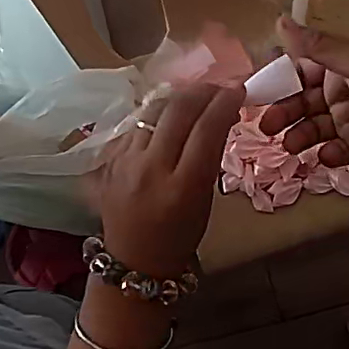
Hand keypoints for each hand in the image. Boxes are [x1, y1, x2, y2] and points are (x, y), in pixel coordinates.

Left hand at [88, 81, 244, 278]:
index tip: (238, 90)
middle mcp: (151, 168)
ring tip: (197, 96)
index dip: (225, 103)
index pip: (206, 129)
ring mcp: (125, 160)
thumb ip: (210, 156)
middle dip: (204, 91)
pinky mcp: (110, 157)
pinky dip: (158, 113)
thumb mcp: (206, 200)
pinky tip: (170, 114)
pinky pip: (137, 122)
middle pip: (178, 110)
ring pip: (154, 110)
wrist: (134, 260)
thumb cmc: (180, 236)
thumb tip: (220, 114)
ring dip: (180, 97)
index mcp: (182, 187)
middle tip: (220, 87)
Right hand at [259, 18, 348, 193]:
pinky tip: (326, 155)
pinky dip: (325, 154)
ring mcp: (347, 121)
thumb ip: (320, 47)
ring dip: (297, 135)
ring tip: (291, 145)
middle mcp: (339, 91)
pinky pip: (331, 151)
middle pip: (299, 100)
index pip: (298, 68)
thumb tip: (280, 20)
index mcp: (338, 67)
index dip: (277, 78)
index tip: (254, 90)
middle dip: (282, 111)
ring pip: (310, 127)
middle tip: (265, 125)